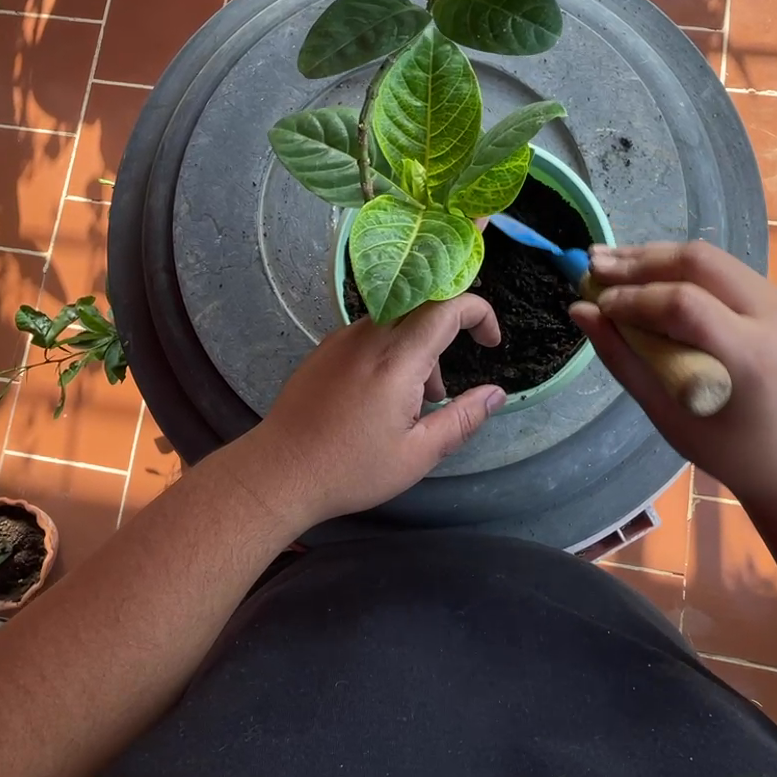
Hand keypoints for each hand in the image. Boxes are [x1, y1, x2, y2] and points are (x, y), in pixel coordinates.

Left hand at [222, 295, 507, 526]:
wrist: (280, 471)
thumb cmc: (351, 469)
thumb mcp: (418, 455)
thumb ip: (462, 418)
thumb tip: (496, 394)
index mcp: (397, 358)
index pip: (448, 306)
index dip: (480, 313)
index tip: (492, 343)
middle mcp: (370, 336)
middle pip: (423, 305)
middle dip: (448, 335)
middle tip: (439, 391)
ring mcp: (343, 338)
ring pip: (397, 320)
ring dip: (417, 350)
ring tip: (409, 406)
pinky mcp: (326, 348)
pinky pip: (371, 332)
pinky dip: (391, 352)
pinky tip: (379, 399)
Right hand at [569, 241, 776, 496]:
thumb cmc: (723, 446)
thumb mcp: (664, 411)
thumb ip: (622, 356)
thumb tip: (579, 310)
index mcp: (749, 356)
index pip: (685, 303)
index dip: (634, 298)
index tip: (598, 304)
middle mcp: (772, 317)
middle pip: (698, 262)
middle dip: (640, 261)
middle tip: (594, 266)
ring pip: (707, 256)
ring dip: (653, 256)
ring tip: (607, 261)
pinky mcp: (774, 295)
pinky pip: (717, 267)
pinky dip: (673, 265)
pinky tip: (640, 271)